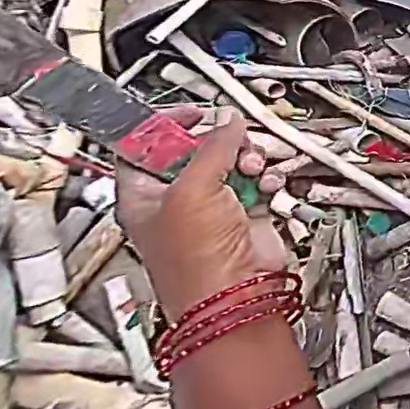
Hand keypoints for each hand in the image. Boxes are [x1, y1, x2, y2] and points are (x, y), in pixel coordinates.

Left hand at [115, 107, 289, 318]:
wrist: (238, 294)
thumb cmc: (196, 260)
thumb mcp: (193, 189)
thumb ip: (212, 147)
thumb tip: (227, 122)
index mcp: (143, 195)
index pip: (145, 146)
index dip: (167, 126)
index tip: (194, 113)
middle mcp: (176, 200)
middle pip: (196, 150)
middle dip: (220, 142)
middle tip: (233, 142)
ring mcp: (212, 207)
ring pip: (231, 162)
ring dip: (248, 158)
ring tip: (252, 167)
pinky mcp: (245, 213)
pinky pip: (257, 179)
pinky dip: (266, 177)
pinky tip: (266, 183)